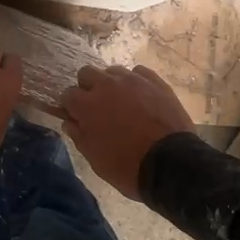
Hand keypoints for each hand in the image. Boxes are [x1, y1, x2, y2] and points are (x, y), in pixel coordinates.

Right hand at [58, 64, 193, 200]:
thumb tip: (69, 122)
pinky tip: (142, 98)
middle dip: (88, 88)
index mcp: (87, 105)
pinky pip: (138, 73)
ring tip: (122, 103)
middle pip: (87, 73)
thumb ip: (79, 137)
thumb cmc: (129, 168)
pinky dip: (136, 83)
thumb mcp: (96, 161)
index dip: (71, 107)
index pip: (67, 95)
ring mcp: (132, 80)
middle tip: (98, 108)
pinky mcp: (154, 80)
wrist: (172, 165)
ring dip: (112, 84)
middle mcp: (106, 85)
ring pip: (112, 71)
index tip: (78, 118)